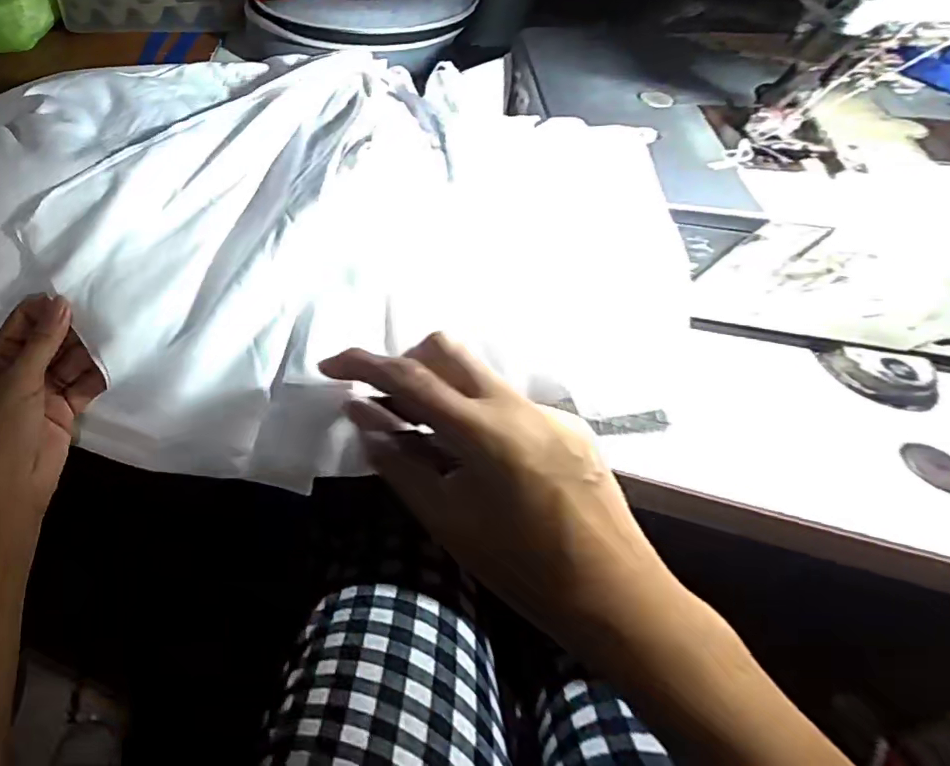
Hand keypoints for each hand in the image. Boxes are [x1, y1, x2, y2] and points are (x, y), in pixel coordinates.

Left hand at [0, 296, 104, 527]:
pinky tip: (113, 362)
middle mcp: (24, 367)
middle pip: (53, 336)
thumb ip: (43, 340)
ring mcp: (46, 387)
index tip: (78, 297)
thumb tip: (62, 301)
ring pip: (72, 357)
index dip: (49, 307)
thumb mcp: (19, 380)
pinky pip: (85, 382)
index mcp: (1, 356)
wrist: (10, 490)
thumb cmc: (2, 430)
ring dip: (88, 350)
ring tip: (111, 339)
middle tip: (103, 315)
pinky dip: (97, 374)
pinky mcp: (67, 406)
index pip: (26, 319)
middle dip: (75, 328)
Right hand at [320, 333, 681, 651]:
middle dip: (405, 361)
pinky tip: (478, 462)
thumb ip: (397, 461)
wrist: (620, 600)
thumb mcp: (446, 519)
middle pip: (446, 349)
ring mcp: (546, 412)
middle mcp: (516, 406)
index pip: (410, 377)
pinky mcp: (567, 426)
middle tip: (386, 400)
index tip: (330, 365)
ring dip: (440, 387)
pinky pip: (505, 402)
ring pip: (476, 373)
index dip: (362, 364)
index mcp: (483, 431)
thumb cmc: (523, 569)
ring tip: (424, 434)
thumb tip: (361, 416)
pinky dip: (474, 414)